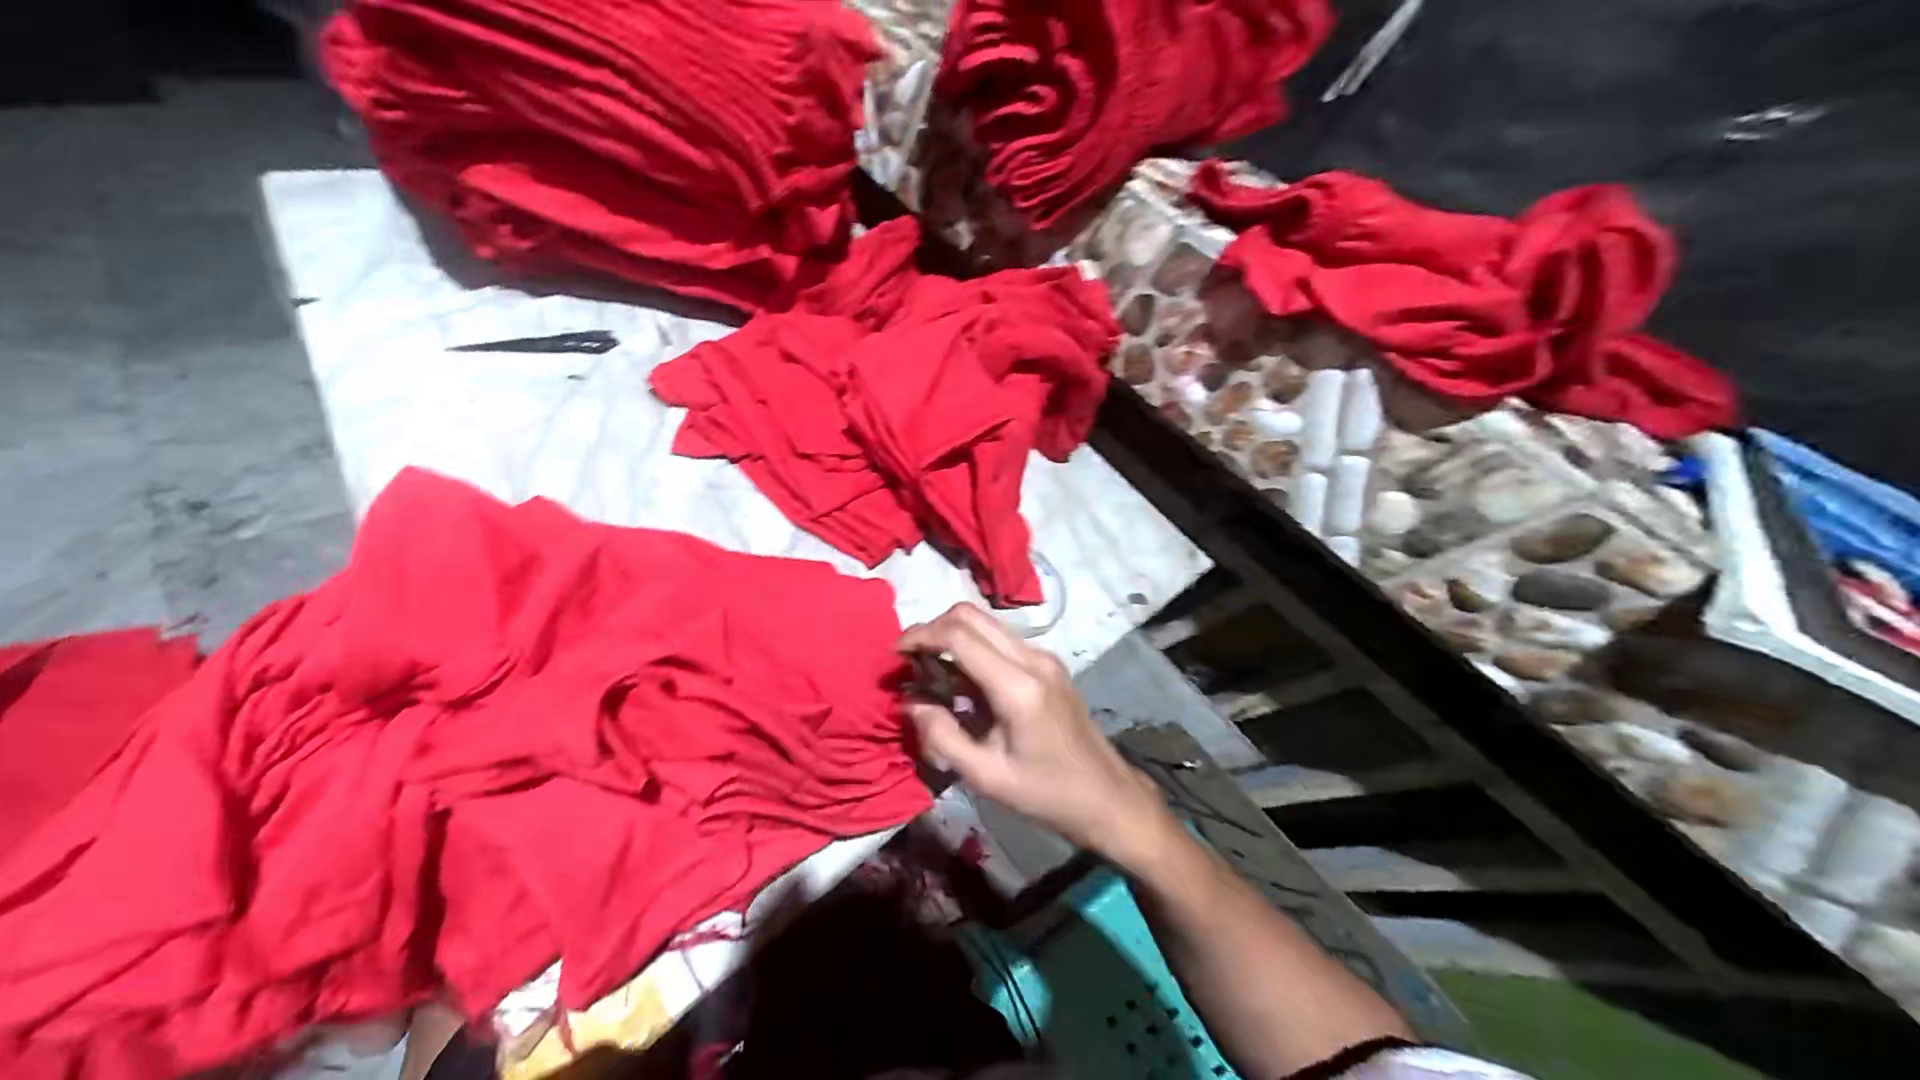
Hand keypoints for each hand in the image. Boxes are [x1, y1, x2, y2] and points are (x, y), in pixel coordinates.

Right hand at [899, 604, 1173, 856]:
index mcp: (1017, 686)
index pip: (958, 635)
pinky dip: (973, 648)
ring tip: (931, 675)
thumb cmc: (1045, 794)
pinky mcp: (1049, 665)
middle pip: (971, 615)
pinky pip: (1001, 640)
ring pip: (986, 624)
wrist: (1107, 797)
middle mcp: (1033, 659)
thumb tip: (909, 701)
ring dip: (953, 638)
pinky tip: (963, 684)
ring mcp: (1045, 658)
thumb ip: (941, 735)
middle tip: (910, 663)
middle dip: (933, 630)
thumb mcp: (985, 776)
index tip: (895, 655)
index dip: (920, 636)